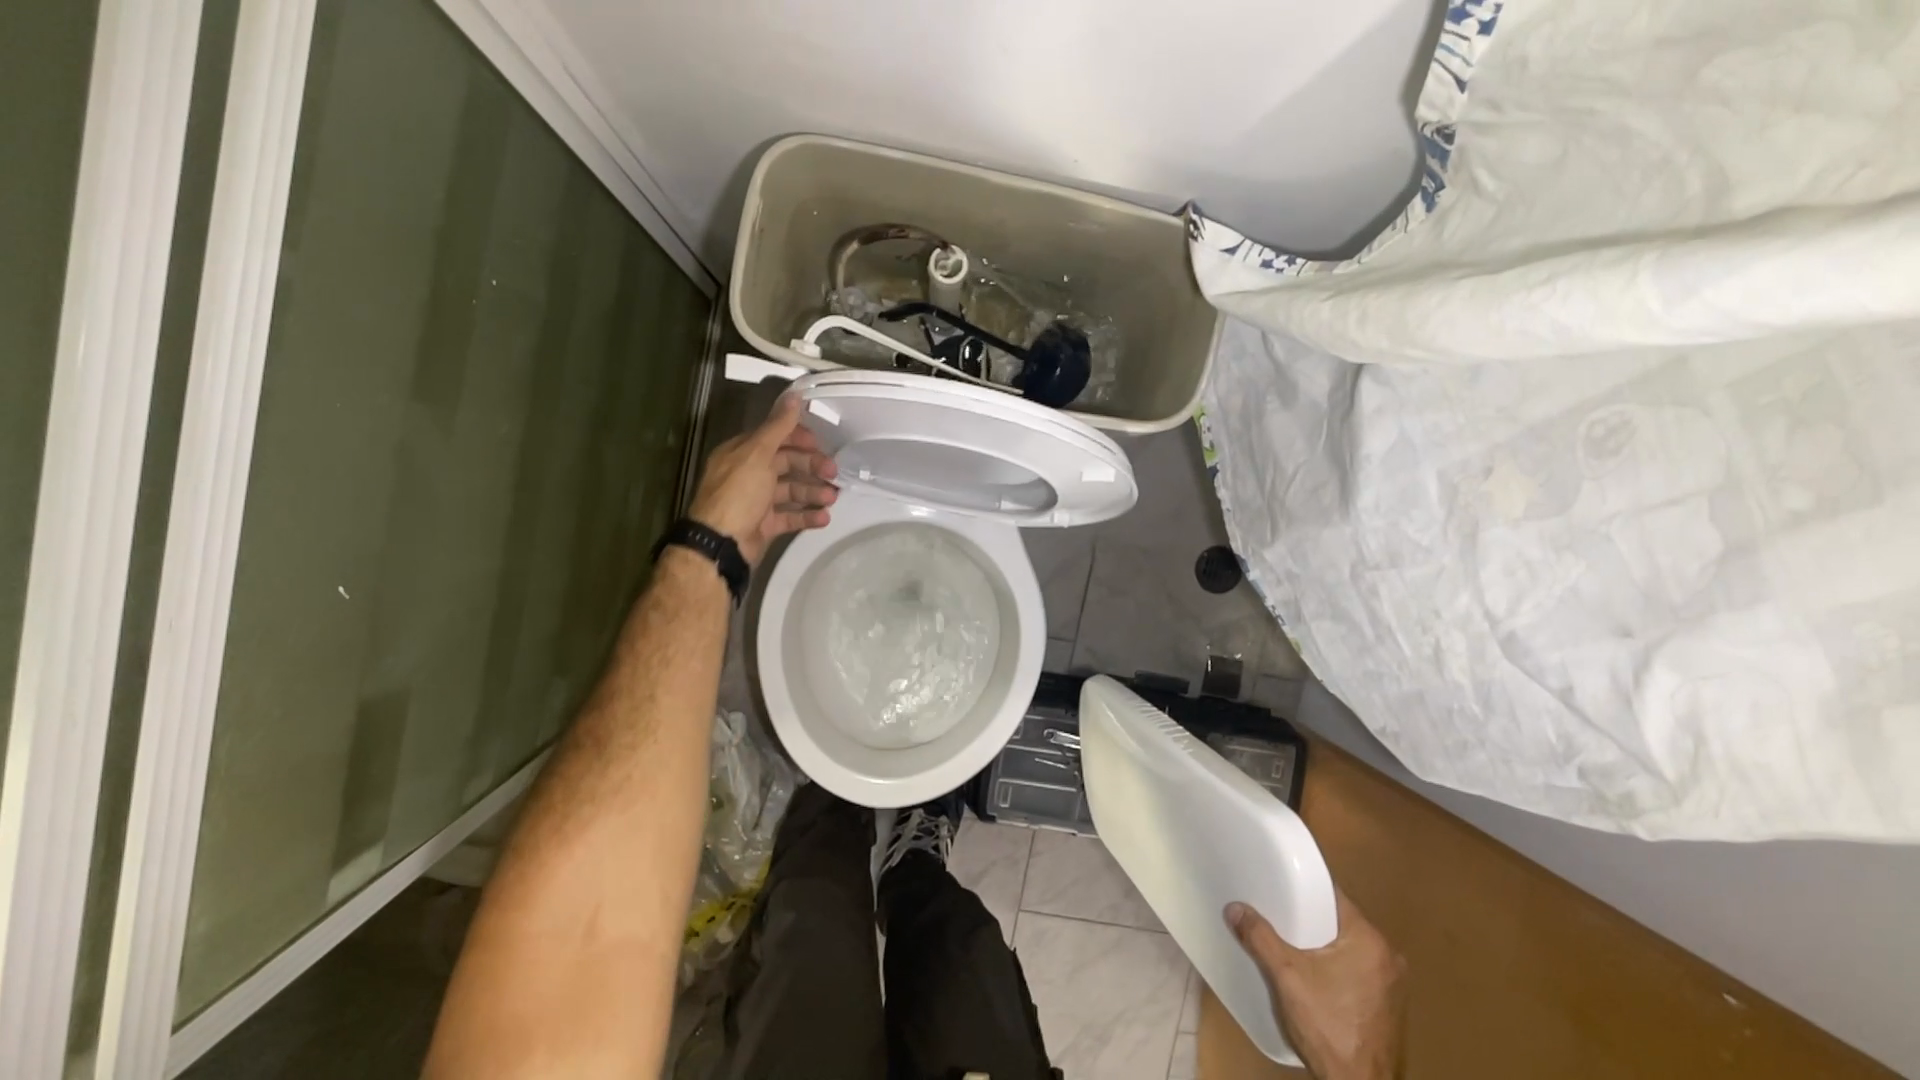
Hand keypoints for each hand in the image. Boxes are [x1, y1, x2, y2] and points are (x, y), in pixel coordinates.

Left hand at [688, 394, 837, 566]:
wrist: (722, 544)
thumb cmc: (737, 494)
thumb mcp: (757, 454)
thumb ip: (778, 427)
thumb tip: (794, 397)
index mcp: (741, 453)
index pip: (773, 438)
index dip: (796, 437)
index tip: (818, 443)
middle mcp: (747, 474)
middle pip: (785, 464)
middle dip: (810, 467)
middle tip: (833, 472)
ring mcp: (756, 502)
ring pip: (790, 492)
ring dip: (813, 492)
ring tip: (832, 497)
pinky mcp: (764, 526)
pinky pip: (789, 517)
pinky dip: (807, 516)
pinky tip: (824, 517)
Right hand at [1226, 889, 1405, 1079]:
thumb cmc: (1327, 1026)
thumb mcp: (1286, 977)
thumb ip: (1261, 938)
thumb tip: (1235, 909)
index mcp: (1370, 941)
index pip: (1335, 898)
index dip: (1305, 890)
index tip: (1280, 887)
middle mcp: (1389, 957)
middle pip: (1341, 924)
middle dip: (1311, 921)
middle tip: (1278, 919)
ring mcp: (1393, 985)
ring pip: (1350, 950)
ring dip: (1324, 948)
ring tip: (1291, 949)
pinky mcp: (1389, 1008)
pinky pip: (1358, 973)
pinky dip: (1337, 970)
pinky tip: (1314, 981)